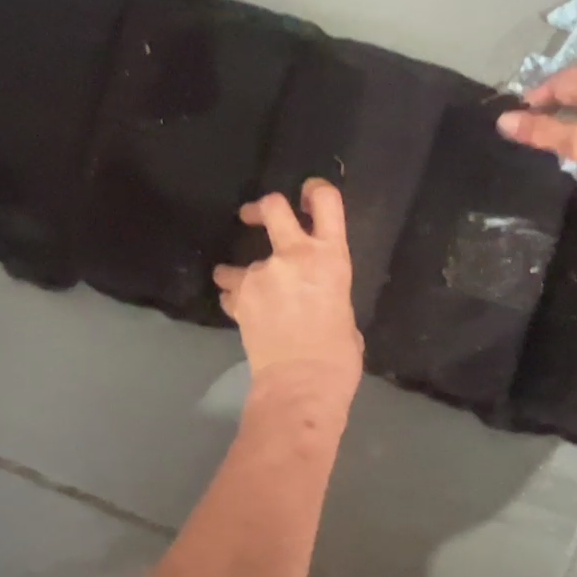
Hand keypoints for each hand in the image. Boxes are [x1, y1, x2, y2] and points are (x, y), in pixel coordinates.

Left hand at [212, 179, 362, 395]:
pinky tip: (240, 309)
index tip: (306, 196)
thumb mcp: (345, 312)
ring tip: (245, 289)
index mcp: (331, 256)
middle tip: (255, 217)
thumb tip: (321, 298)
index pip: (326, 200)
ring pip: (243, 259)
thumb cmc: (338, 356)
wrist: (301, 386)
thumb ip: (330, 292)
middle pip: (273, 206)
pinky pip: (230, 288)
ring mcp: (262, 273)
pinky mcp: (239, 297)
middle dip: (262, 209)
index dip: (314, 190)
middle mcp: (294, 255)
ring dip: (243, 272)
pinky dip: (233, 296)